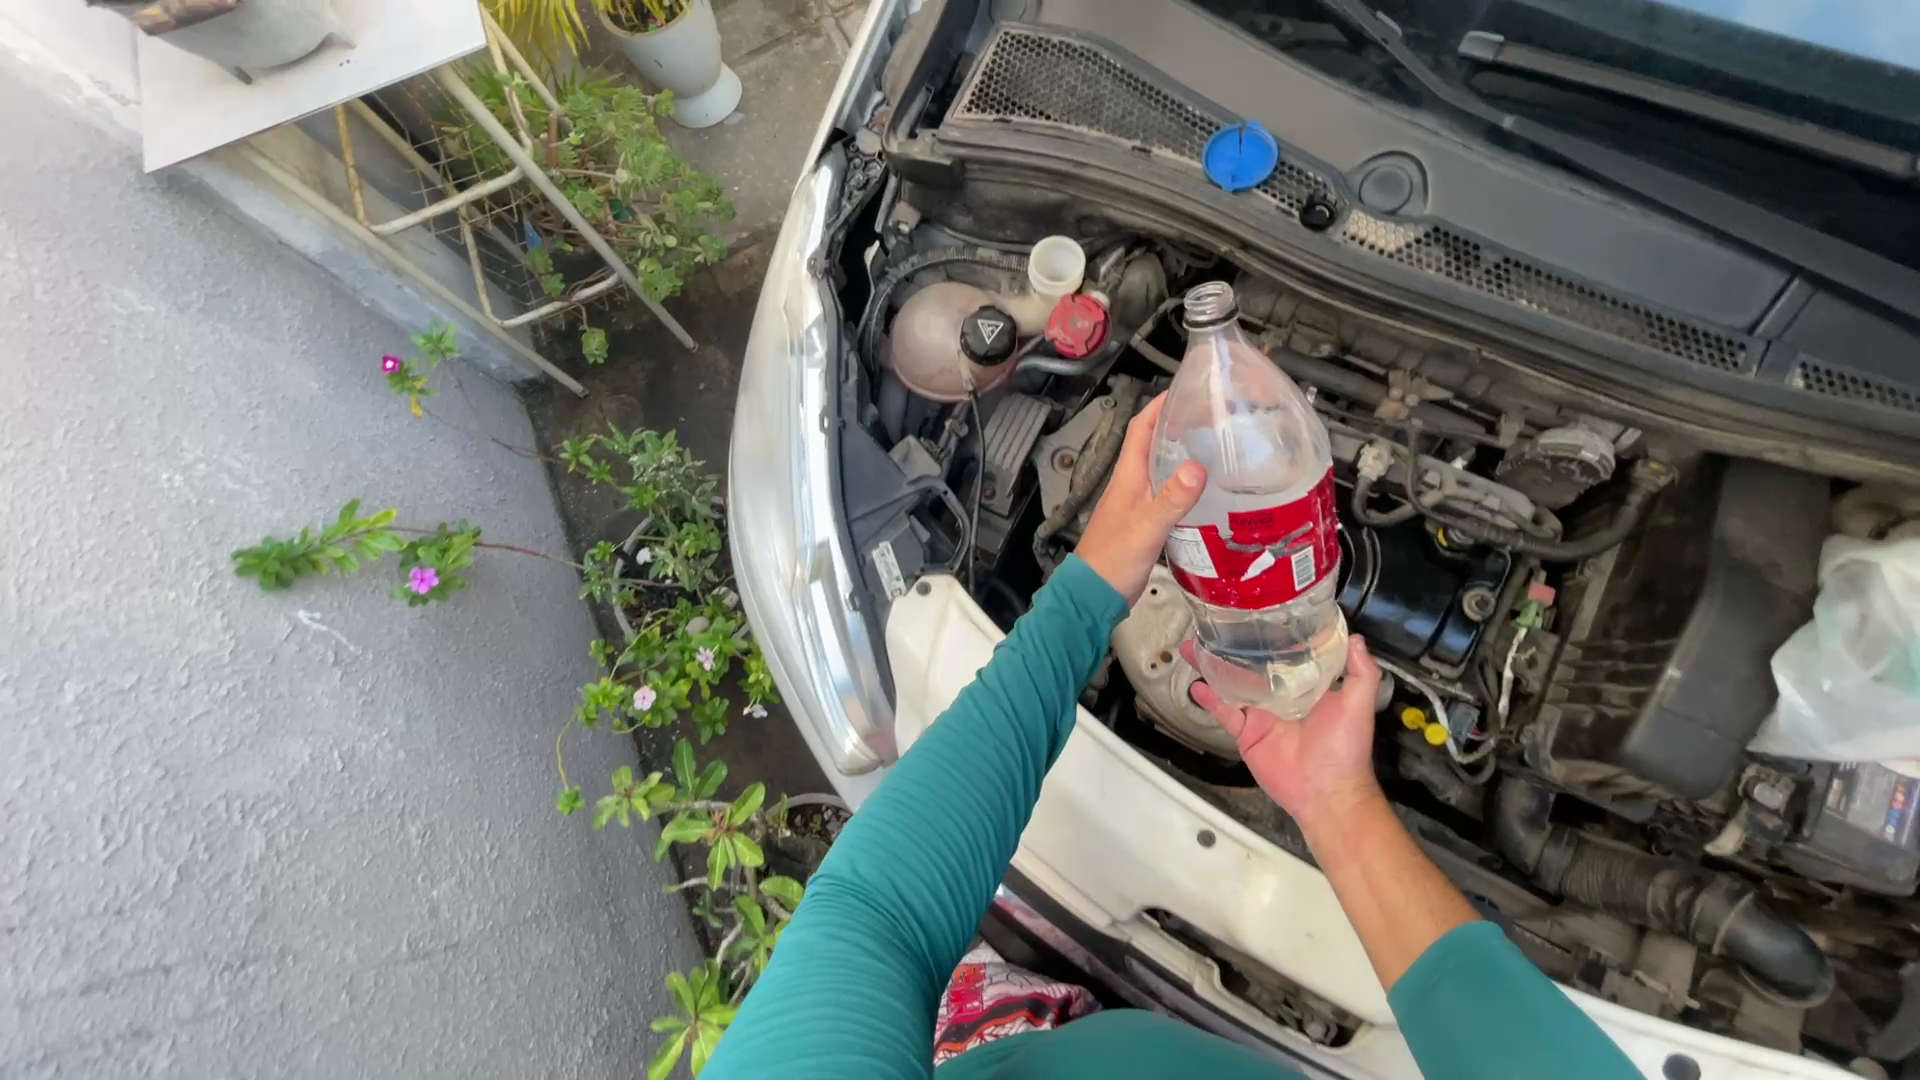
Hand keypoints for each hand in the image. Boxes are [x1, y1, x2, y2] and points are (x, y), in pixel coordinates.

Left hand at [1074, 393, 1205, 604]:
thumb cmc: (1113, 560)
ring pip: (1163, 469)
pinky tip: (1207, 492)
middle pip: (1154, 444)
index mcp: (1127, 477)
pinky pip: (1168, 494)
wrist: (1095, 595)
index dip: (1158, 405)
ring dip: (1184, 455)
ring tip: (1217, 447)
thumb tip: (1196, 467)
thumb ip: (1171, 499)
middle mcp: (1131, 484)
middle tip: (1212, 416)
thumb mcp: (1147, 527)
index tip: (1184, 389)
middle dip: (1179, 426)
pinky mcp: (1146, 522)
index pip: (1140, 429)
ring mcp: (1138, 503)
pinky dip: (1186, 486)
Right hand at [1183, 636, 1384, 825]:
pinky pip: (1224, 712)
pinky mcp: (1245, 733)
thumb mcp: (1358, 705)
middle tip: (1211, 628)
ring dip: (1211, 667)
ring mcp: (1259, 714)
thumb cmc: (1345, 748)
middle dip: (1230, 648)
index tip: (1252, 615)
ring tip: (1192, 648)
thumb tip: (1354, 637)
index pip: (1282, 654)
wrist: (1327, 792)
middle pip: (1249, 666)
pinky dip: (1210, 699)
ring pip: (1230, 684)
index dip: (1267, 636)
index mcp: (1304, 686)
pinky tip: (1197, 685)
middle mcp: (1278, 696)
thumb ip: (1361, 673)